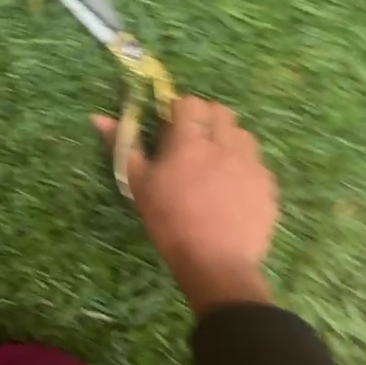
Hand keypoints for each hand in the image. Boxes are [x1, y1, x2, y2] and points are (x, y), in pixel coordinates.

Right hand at [92, 97, 277, 315]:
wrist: (214, 261)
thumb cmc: (167, 218)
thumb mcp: (137, 181)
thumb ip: (122, 144)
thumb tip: (97, 117)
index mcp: (189, 142)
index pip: (191, 103)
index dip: (179, 109)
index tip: (169, 124)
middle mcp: (224, 146)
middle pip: (222, 112)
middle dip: (206, 118)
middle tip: (191, 139)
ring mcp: (252, 166)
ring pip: (243, 135)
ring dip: (227, 138)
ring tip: (213, 161)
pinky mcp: (268, 187)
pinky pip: (258, 163)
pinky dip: (244, 164)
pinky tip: (230, 186)